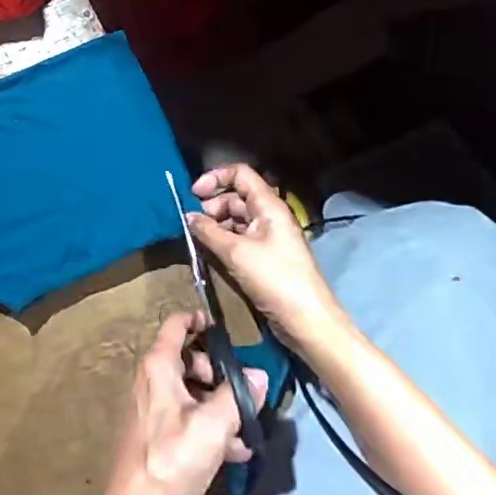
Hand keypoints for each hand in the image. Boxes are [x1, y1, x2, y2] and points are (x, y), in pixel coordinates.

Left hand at [84, 312, 268, 494]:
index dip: (199, 319)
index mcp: (159, 366)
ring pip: (190, 393)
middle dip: (219, 373)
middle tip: (245, 392)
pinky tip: (232, 452)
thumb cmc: (172, 460)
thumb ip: (237, 396)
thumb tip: (259, 375)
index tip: (224, 328)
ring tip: (246, 432)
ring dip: (218, 407)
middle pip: (189, 360)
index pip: (176, 324)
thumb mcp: (213, 427)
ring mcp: (150, 407)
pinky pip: (184, 417)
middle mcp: (151, 379)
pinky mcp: (154, 434)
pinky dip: (206, 427)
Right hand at [188, 164, 348, 353]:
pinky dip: (224, 240)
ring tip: (198, 239)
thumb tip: (189, 216)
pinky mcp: (266, 256)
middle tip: (194, 223)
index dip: (216, 178)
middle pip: (236, 196)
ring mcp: (269, 236)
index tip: (194, 193)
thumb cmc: (275, 279)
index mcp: (268, 205)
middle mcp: (269, 215)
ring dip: (216, 225)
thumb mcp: (236, 253)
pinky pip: (241, 238)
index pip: (240, 174)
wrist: (307, 320)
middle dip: (213, 205)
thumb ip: (209, 232)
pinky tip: (210, 252)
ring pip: (237, 219)